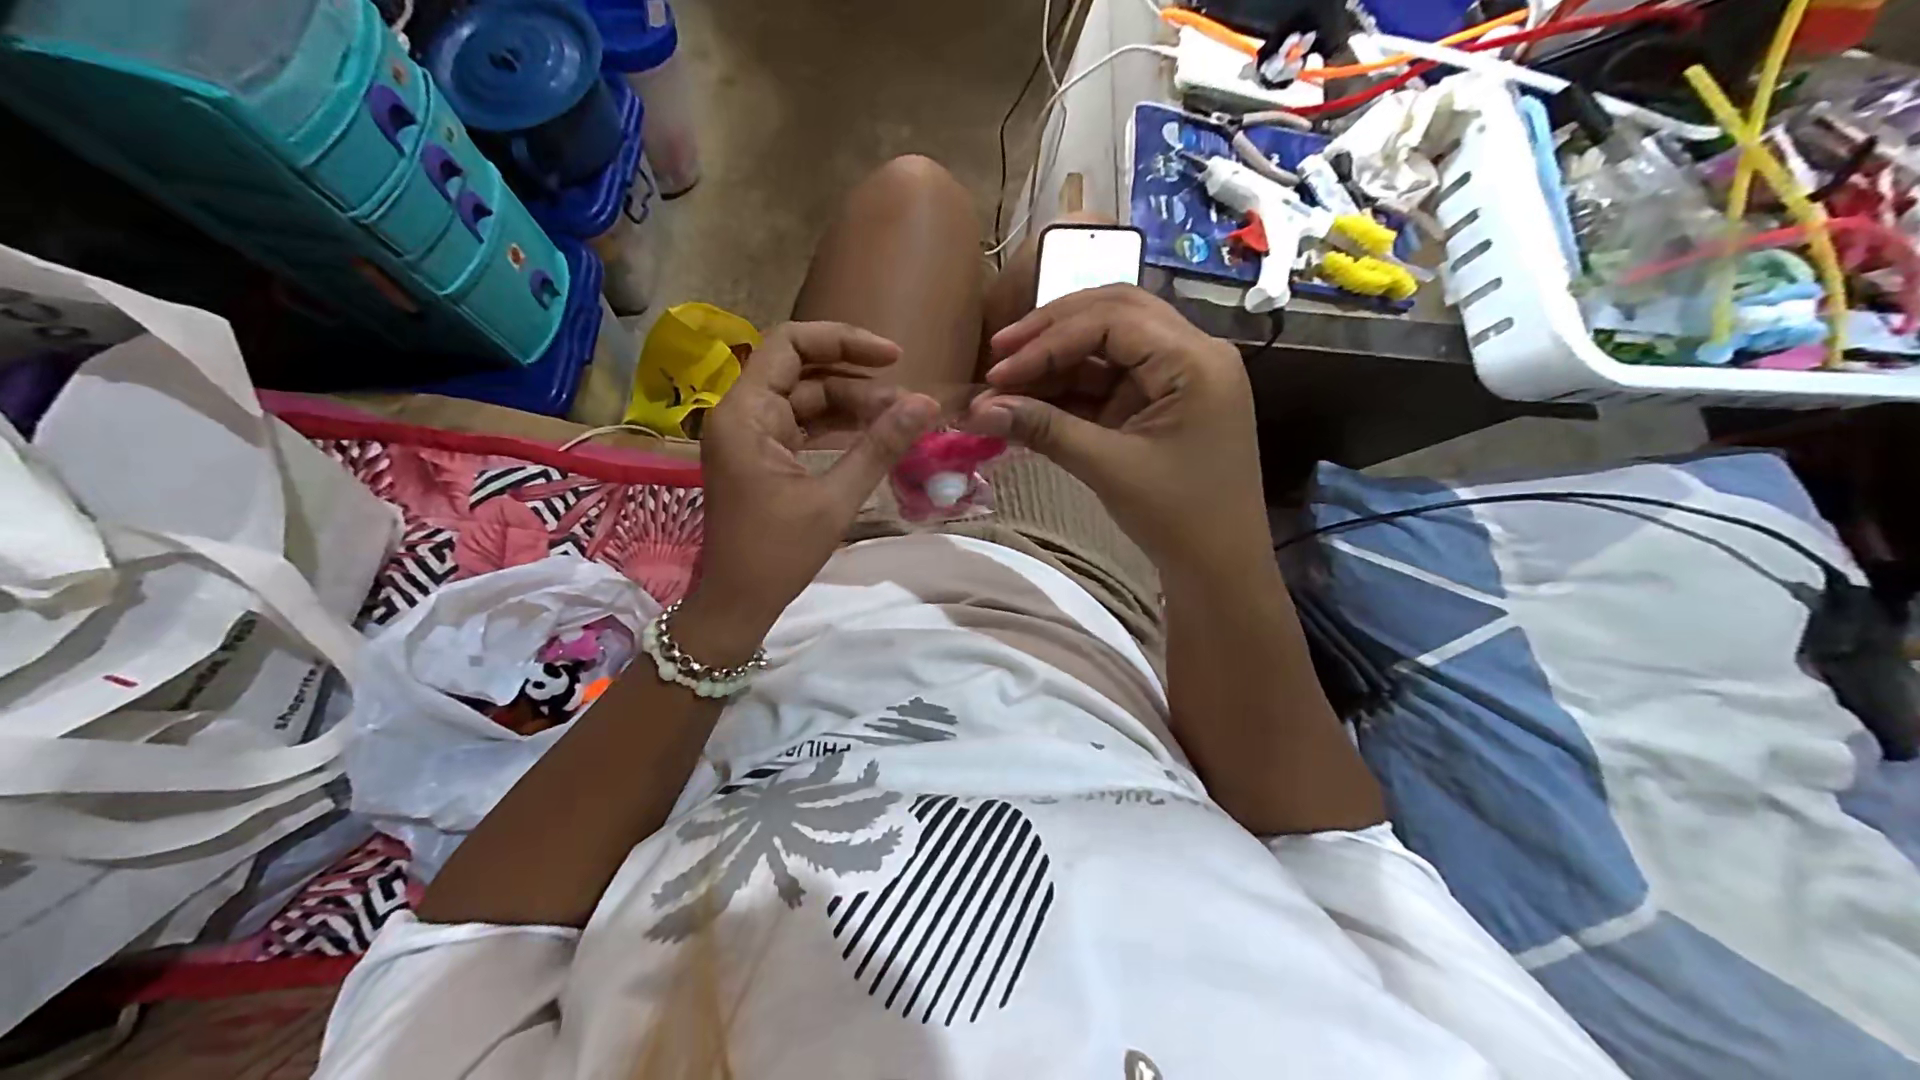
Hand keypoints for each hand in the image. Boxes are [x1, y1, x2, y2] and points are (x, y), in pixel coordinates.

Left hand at [686, 322, 938, 653]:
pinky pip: (801, 426)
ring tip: (898, 421)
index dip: (843, 339)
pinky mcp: (760, 456)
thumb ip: (879, 447)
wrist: (737, 603)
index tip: (893, 356)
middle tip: (906, 406)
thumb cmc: (778, 554)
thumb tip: (927, 404)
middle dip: (857, 384)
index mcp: (746, 414)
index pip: (790, 344)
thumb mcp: (835, 499)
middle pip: (803, 372)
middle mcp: (742, 414)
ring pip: (805, 400)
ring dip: (851, 406)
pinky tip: (872, 435)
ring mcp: (750, 436)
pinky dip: (836, 428)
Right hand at [964, 285, 1269, 573]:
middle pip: (1112, 314)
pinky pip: (1109, 378)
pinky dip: (1069, 388)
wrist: (1218, 567)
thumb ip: (1044, 429)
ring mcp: (1176, 376)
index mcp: (1195, 360)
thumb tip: (978, 409)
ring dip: (1055, 361)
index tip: (998, 371)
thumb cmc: (1177, 517)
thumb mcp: (1108, 467)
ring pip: (1107, 344)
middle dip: (1051, 333)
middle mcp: (1191, 353)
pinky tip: (1030, 401)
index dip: (1048, 340)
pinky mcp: (1160, 400)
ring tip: (1004, 384)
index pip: (1112, 320)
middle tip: (998, 354)